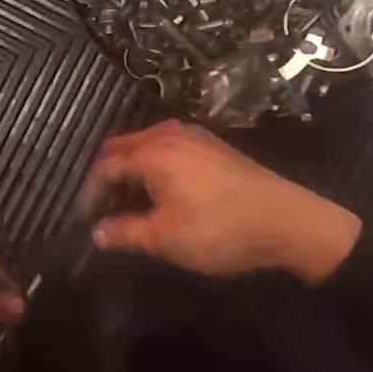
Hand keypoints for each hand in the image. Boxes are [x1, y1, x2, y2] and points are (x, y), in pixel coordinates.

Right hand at [81, 119, 360, 283]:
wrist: (287, 220)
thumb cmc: (219, 229)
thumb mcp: (166, 237)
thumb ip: (125, 232)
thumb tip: (96, 232)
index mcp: (152, 152)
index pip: (105, 165)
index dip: (90, 192)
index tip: (85, 219)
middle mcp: (167, 134)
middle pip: (122, 148)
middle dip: (107, 177)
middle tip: (103, 209)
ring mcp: (192, 135)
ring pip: (145, 145)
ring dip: (130, 170)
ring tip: (130, 202)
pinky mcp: (211, 144)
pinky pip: (166, 146)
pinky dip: (152, 164)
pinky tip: (162, 190)